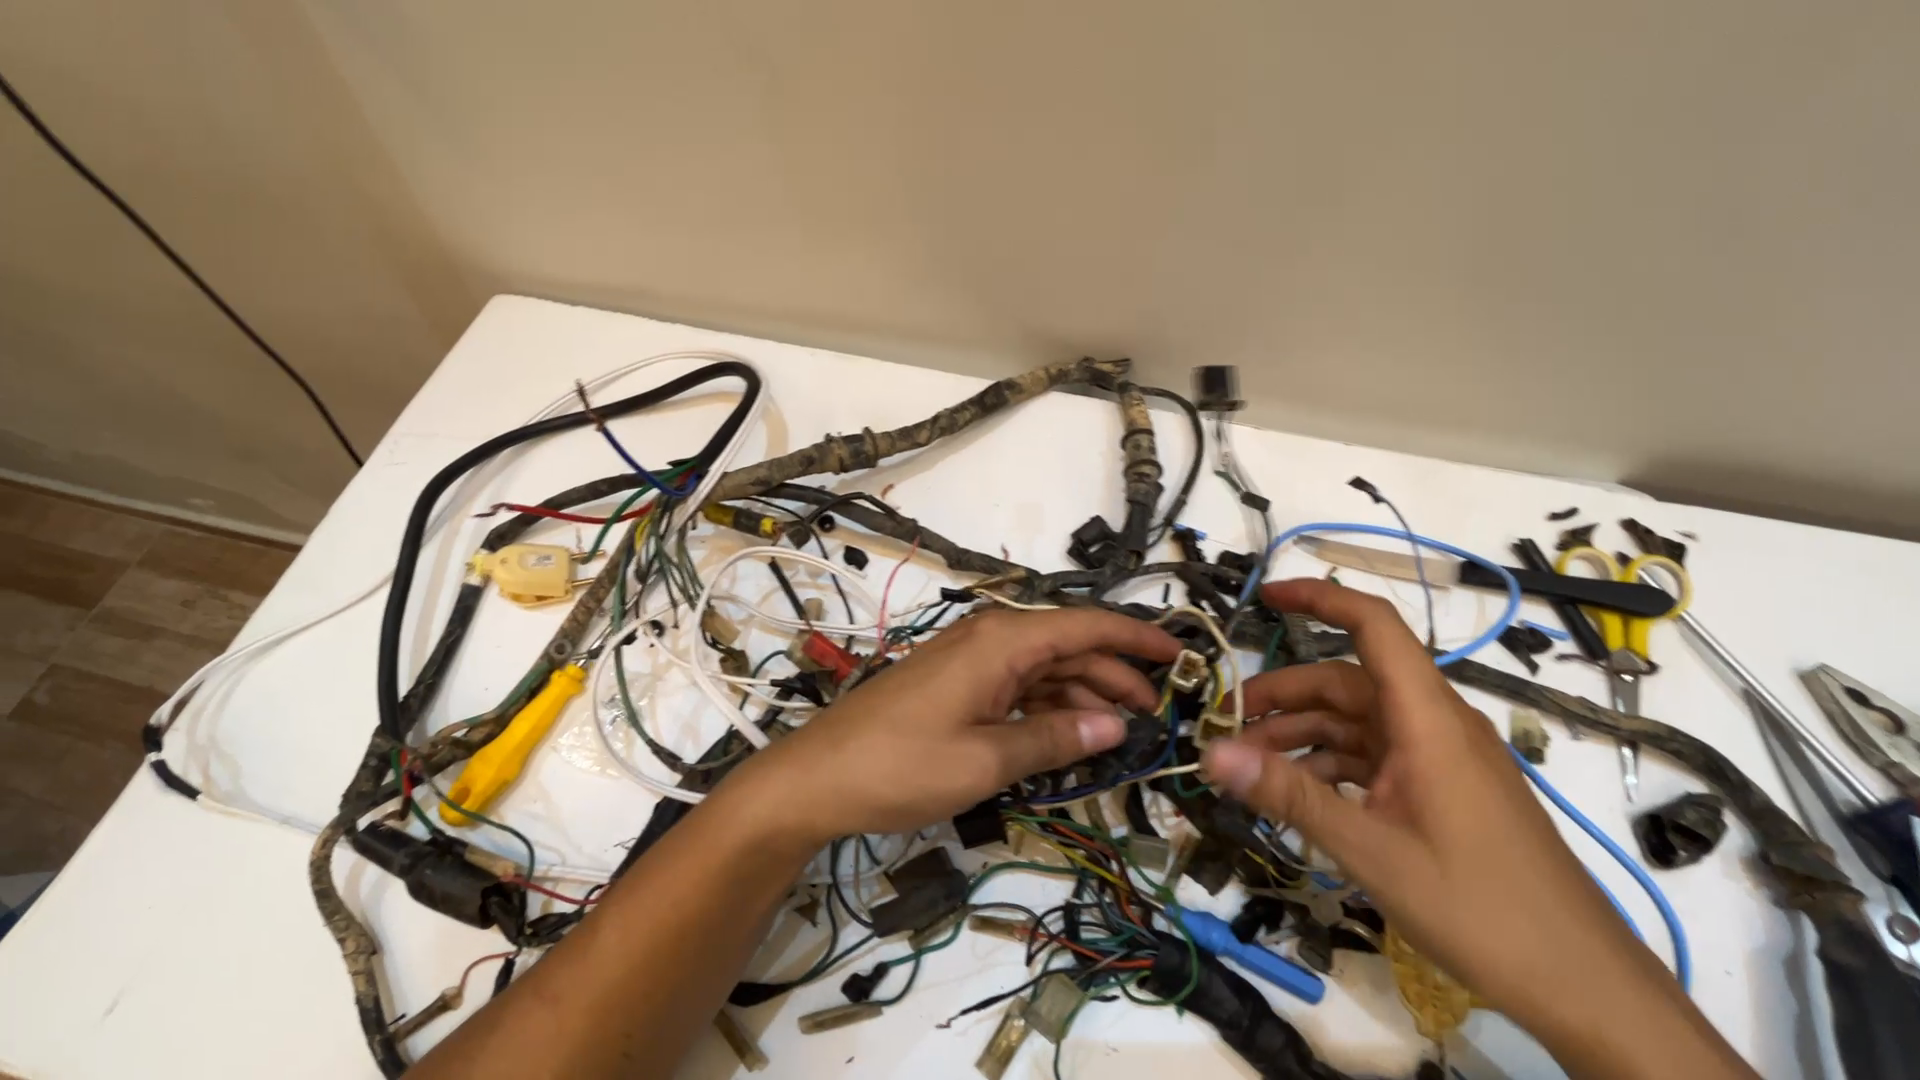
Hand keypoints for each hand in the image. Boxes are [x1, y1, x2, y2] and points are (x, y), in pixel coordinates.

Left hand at [716, 606, 1180, 845]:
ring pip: (1045, 669)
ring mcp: (970, 664)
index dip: (1137, 638)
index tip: (1182, 655)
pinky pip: (1017, 689)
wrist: (817, 779)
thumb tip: (1117, 725)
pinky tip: (1071, 733)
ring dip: (1085, 693)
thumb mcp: (987, 760)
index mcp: (1002, 642)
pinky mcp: (956, 688)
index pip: (1085, 625)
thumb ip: (1055, 739)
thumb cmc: (903, 765)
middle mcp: (989, 640)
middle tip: (1159, 713)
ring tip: (1125, 728)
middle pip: (1069, 647)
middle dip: (1116, 674)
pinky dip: (1049, 708)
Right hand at [1201, 580, 1752, 1076]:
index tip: (1265, 595)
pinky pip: (1376, 758)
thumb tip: (1210, 752)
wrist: (1579, 981)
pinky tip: (1298, 797)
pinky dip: (1331, 767)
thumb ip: (1289, 795)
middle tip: (1227, 720)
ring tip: (1251, 765)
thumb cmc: (1479, 906)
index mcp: (1429, 719)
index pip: (1374, 627)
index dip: (1320, 598)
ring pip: (1358, 723)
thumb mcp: (1370, 850)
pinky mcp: (1444, 792)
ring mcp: (1442, 760)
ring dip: (1302, 736)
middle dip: (1284, 695)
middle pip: (1349, 682)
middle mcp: (1436, 725)